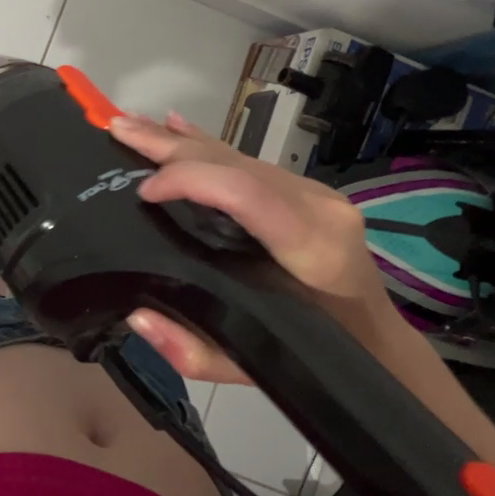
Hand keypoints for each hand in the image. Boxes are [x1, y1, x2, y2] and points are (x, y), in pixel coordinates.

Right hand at [110, 112, 400, 383]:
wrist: (379, 346)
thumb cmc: (322, 359)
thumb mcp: (256, 369)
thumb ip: (194, 351)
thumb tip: (137, 315)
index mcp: (312, 249)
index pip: (245, 192)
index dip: (190, 180)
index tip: (142, 193)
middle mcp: (315, 207)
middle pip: (233, 163)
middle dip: (167, 145)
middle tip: (114, 130)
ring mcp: (312, 193)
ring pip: (236, 155)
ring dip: (177, 140)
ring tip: (128, 125)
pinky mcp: (303, 191)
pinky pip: (247, 160)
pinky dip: (205, 145)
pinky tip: (175, 125)